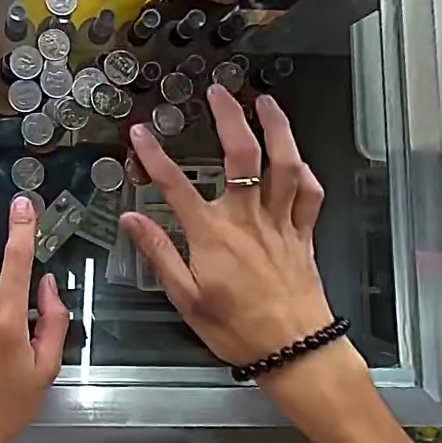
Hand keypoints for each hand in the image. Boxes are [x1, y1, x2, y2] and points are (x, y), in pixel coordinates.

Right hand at [119, 83, 340, 367]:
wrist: (295, 350)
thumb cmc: (236, 329)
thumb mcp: (187, 298)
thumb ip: (160, 254)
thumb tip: (131, 220)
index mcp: (213, 235)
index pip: (176, 186)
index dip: (154, 156)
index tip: (139, 133)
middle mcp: (248, 218)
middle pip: (241, 156)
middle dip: (229, 118)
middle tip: (218, 92)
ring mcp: (280, 222)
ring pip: (284, 164)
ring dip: (277, 128)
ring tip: (265, 103)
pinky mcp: (304, 233)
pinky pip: (310, 194)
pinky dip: (305, 171)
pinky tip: (296, 158)